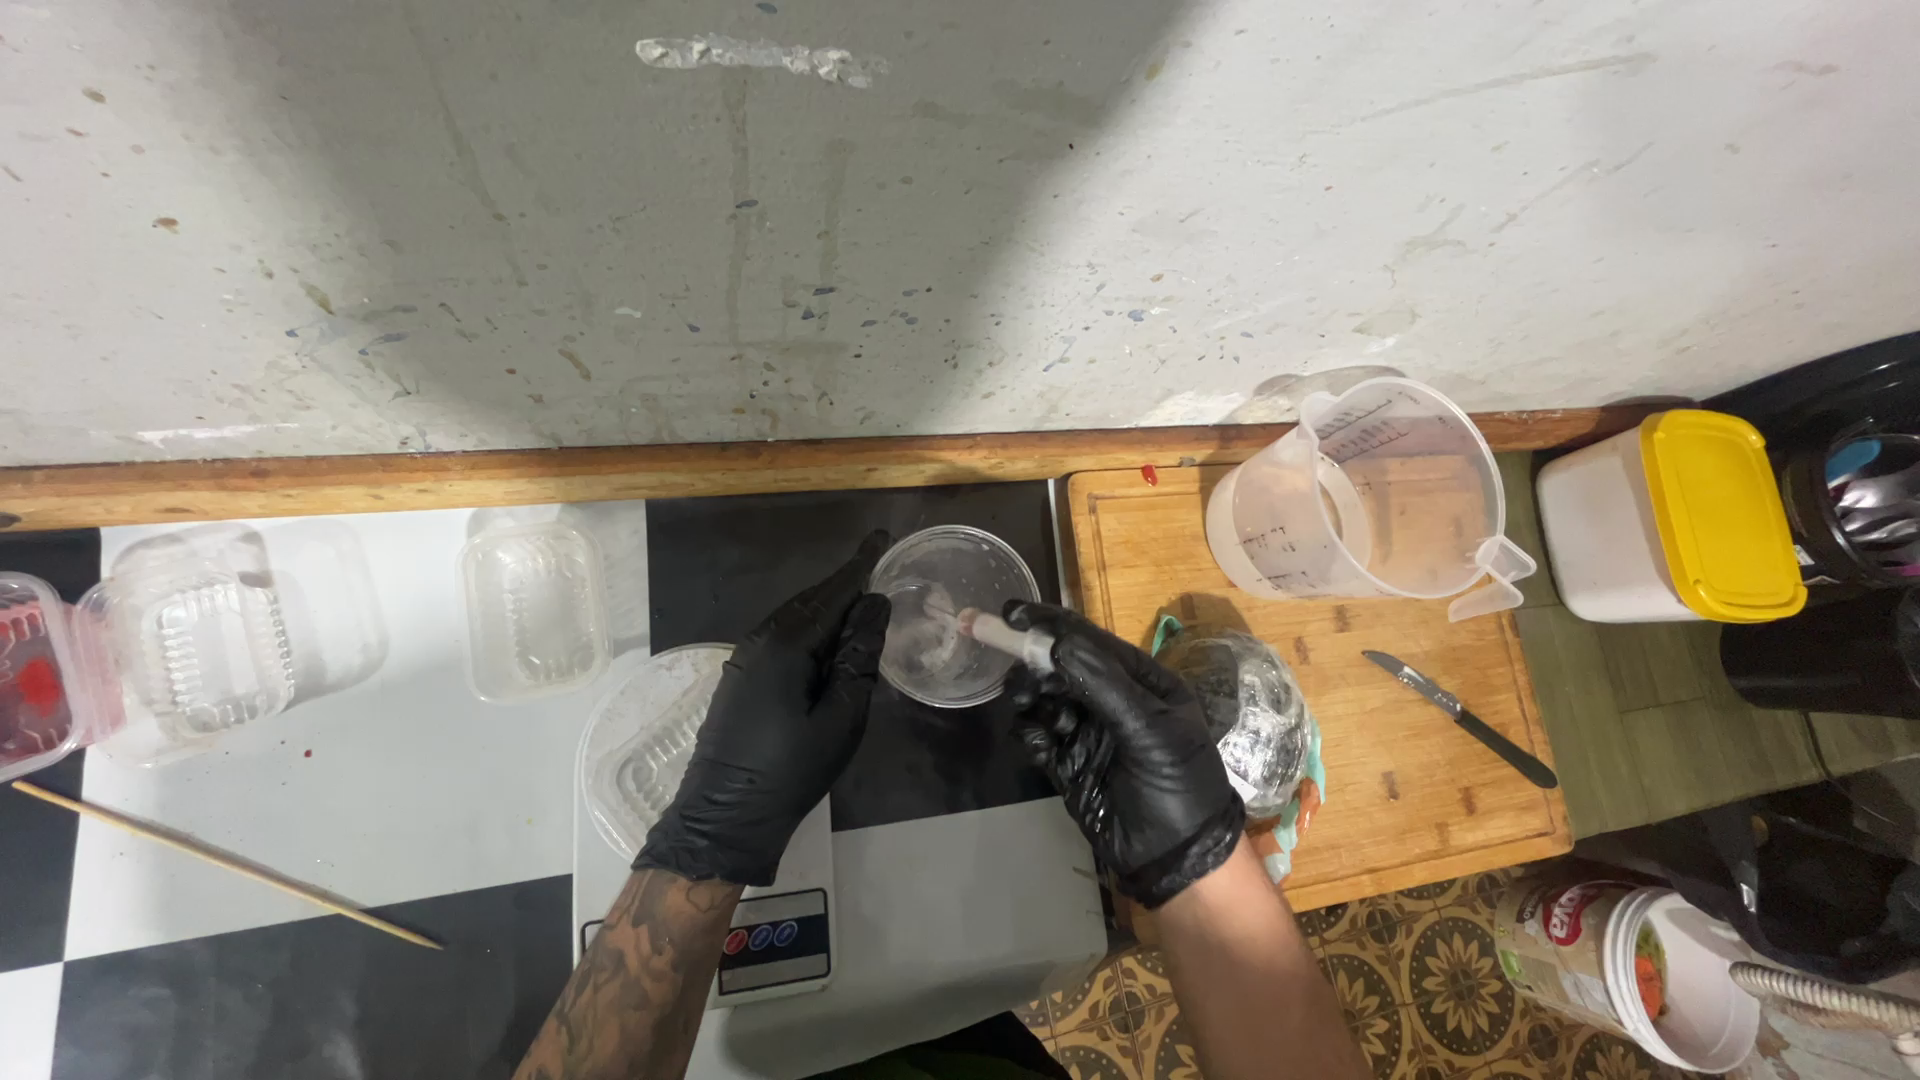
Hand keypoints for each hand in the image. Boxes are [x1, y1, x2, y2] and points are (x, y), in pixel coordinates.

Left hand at [634, 530, 891, 885]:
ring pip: (795, 616)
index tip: (882, 538)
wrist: (724, 816)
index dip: (860, 566)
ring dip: (828, 605)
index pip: (832, 593)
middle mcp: (762, 639)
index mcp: (787, 645)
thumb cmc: (791, 771)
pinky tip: (828, 638)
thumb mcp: (841, 716)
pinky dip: (811, 627)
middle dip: (846, 584)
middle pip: (812, 600)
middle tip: (880, 569)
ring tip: (862, 600)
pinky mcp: (742, 675)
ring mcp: (746, 656)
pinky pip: (783, 635)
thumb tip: (874, 606)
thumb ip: (858, 657)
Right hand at [1004, 601, 1244, 908]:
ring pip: (1044, 699)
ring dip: (1031, 698)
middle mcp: (1112, 700)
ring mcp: (1088, 731)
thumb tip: (1057, 642)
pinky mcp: (1068, 762)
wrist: (1176, 860)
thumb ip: (1101, 683)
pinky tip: (1039, 746)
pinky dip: (1030, 735)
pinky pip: (1037, 735)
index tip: (1011, 613)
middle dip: (1034, 663)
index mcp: (1142, 681)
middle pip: (1060, 666)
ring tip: (1028, 707)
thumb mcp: (1148, 728)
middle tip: (1012, 667)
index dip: (1051, 624)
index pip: (1090, 641)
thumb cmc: (1176, 783)